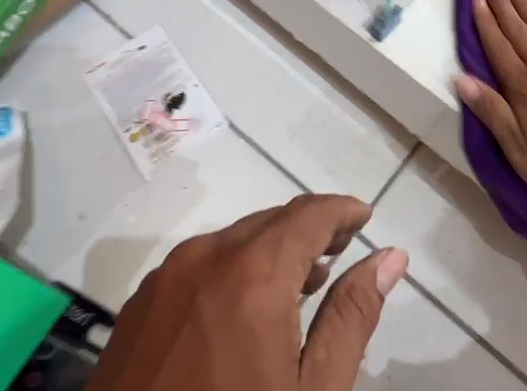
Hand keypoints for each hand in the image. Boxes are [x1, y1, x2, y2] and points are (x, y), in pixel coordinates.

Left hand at [87, 195, 408, 390]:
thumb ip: (353, 316)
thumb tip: (390, 257)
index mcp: (254, 271)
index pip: (311, 214)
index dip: (343, 211)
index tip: (366, 219)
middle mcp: (205, 257)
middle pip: (272, 221)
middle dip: (310, 231)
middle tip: (341, 254)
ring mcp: (164, 281)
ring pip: (233, 241)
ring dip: (271, 251)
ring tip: (301, 285)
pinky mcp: (137, 309)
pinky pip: (197, 268)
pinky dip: (232, 272)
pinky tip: (242, 313)